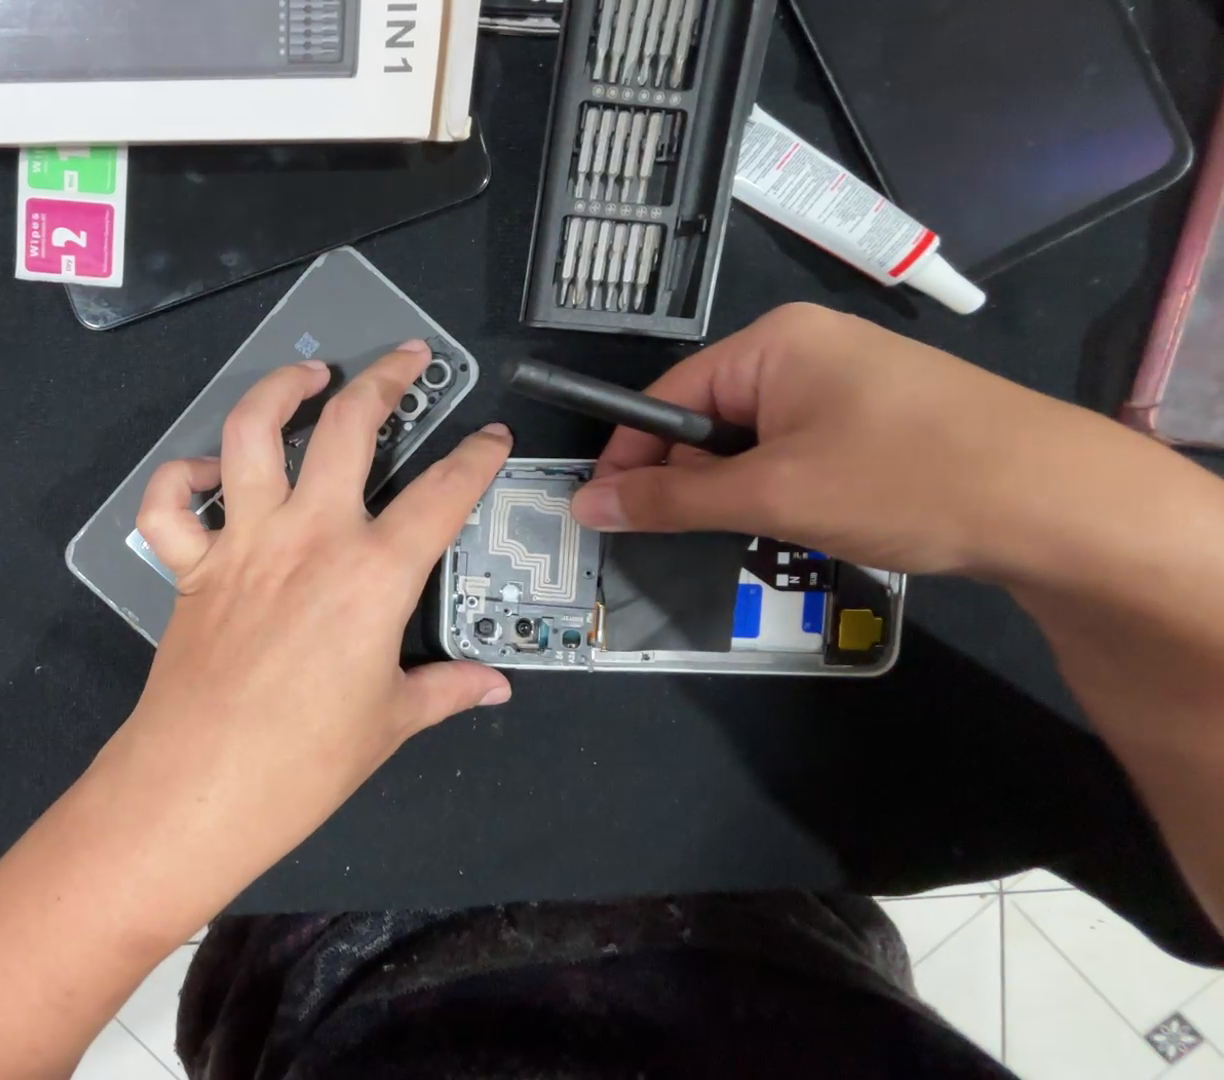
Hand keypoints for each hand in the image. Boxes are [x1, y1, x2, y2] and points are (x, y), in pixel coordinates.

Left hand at [100, 342, 513, 883]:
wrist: (200, 787)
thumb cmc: (303, 762)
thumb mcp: (390, 723)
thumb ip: (446, 690)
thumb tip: (493, 687)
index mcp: (373, 575)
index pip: (445, 493)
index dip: (478, 457)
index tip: (491, 438)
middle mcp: (309, 537)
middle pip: (351, 428)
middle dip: (386, 378)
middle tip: (406, 358)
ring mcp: (243, 542)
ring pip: (253, 432)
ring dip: (281, 389)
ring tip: (307, 376)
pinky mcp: (190, 565)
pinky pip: (170, 502)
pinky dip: (181, 475)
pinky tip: (208, 471)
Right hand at [567, 303, 1162, 582]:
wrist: (1071, 510)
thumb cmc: (906, 481)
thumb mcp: (771, 495)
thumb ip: (668, 501)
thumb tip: (585, 504)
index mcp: (772, 344)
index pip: (663, 399)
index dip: (628, 458)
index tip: (604, 511)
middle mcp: (802, 350)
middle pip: (703, 420)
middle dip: (687, 479)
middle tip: (686, 534)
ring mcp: (842, 383)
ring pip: (746, 442)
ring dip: (733, 490)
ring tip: (754, 530)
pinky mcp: (871, 417)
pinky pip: (789, 450)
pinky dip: (774, 488)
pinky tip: (795, 520)